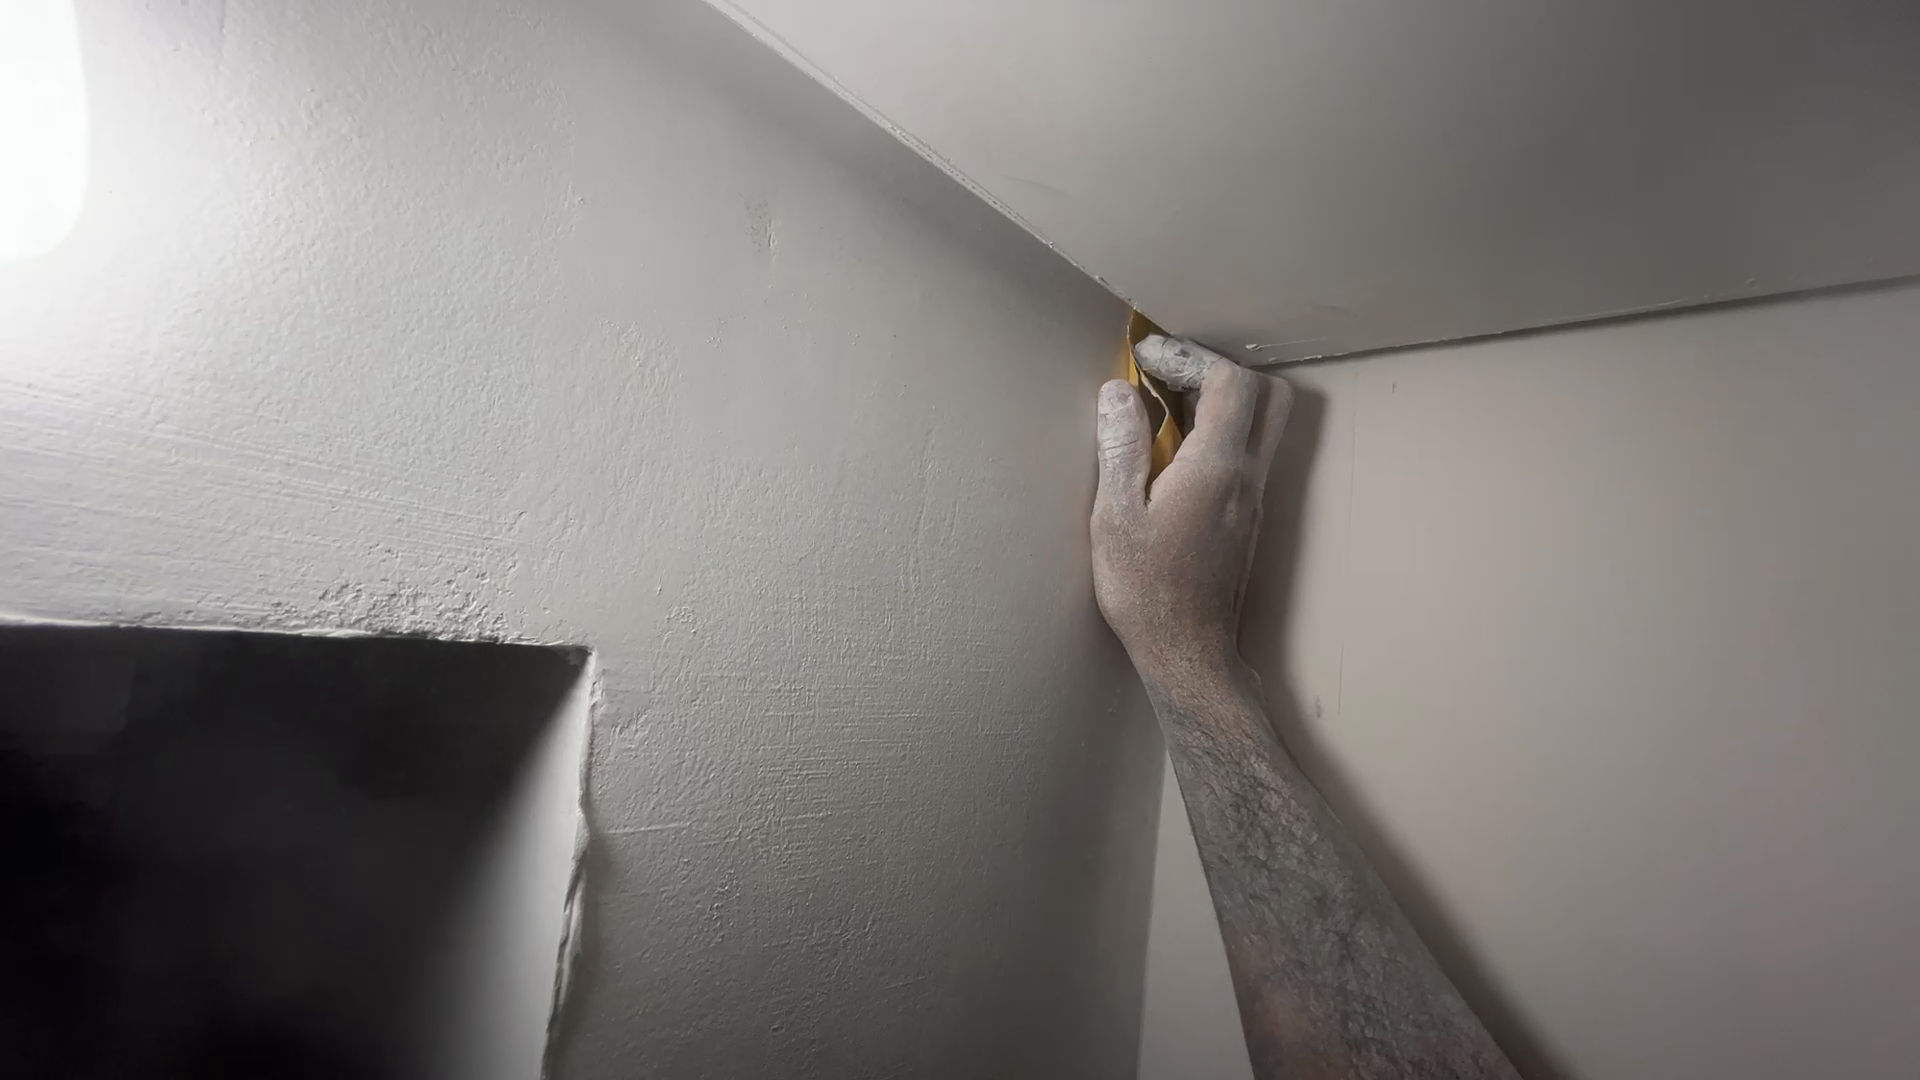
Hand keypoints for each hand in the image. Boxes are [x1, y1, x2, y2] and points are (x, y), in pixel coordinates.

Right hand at [1091, 335, 1292, 688]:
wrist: (1187, 653)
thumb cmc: (1144, 589)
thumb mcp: (1115, 517)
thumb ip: (1122, 449)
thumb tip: (1119, 392)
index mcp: (1216, 469)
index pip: (1230, 382)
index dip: (1189, 357)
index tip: (1146, 361)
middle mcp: (1248, 478)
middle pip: (1268, 396)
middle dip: (1220, 372)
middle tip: (1170, 379)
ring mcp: (1254, 501)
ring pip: (1263, 427)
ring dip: (1222, 403)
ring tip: (1166, 412)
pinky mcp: (1248, 520)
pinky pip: (1248, 457)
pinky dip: (1220, 435)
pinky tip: (1176, 457)